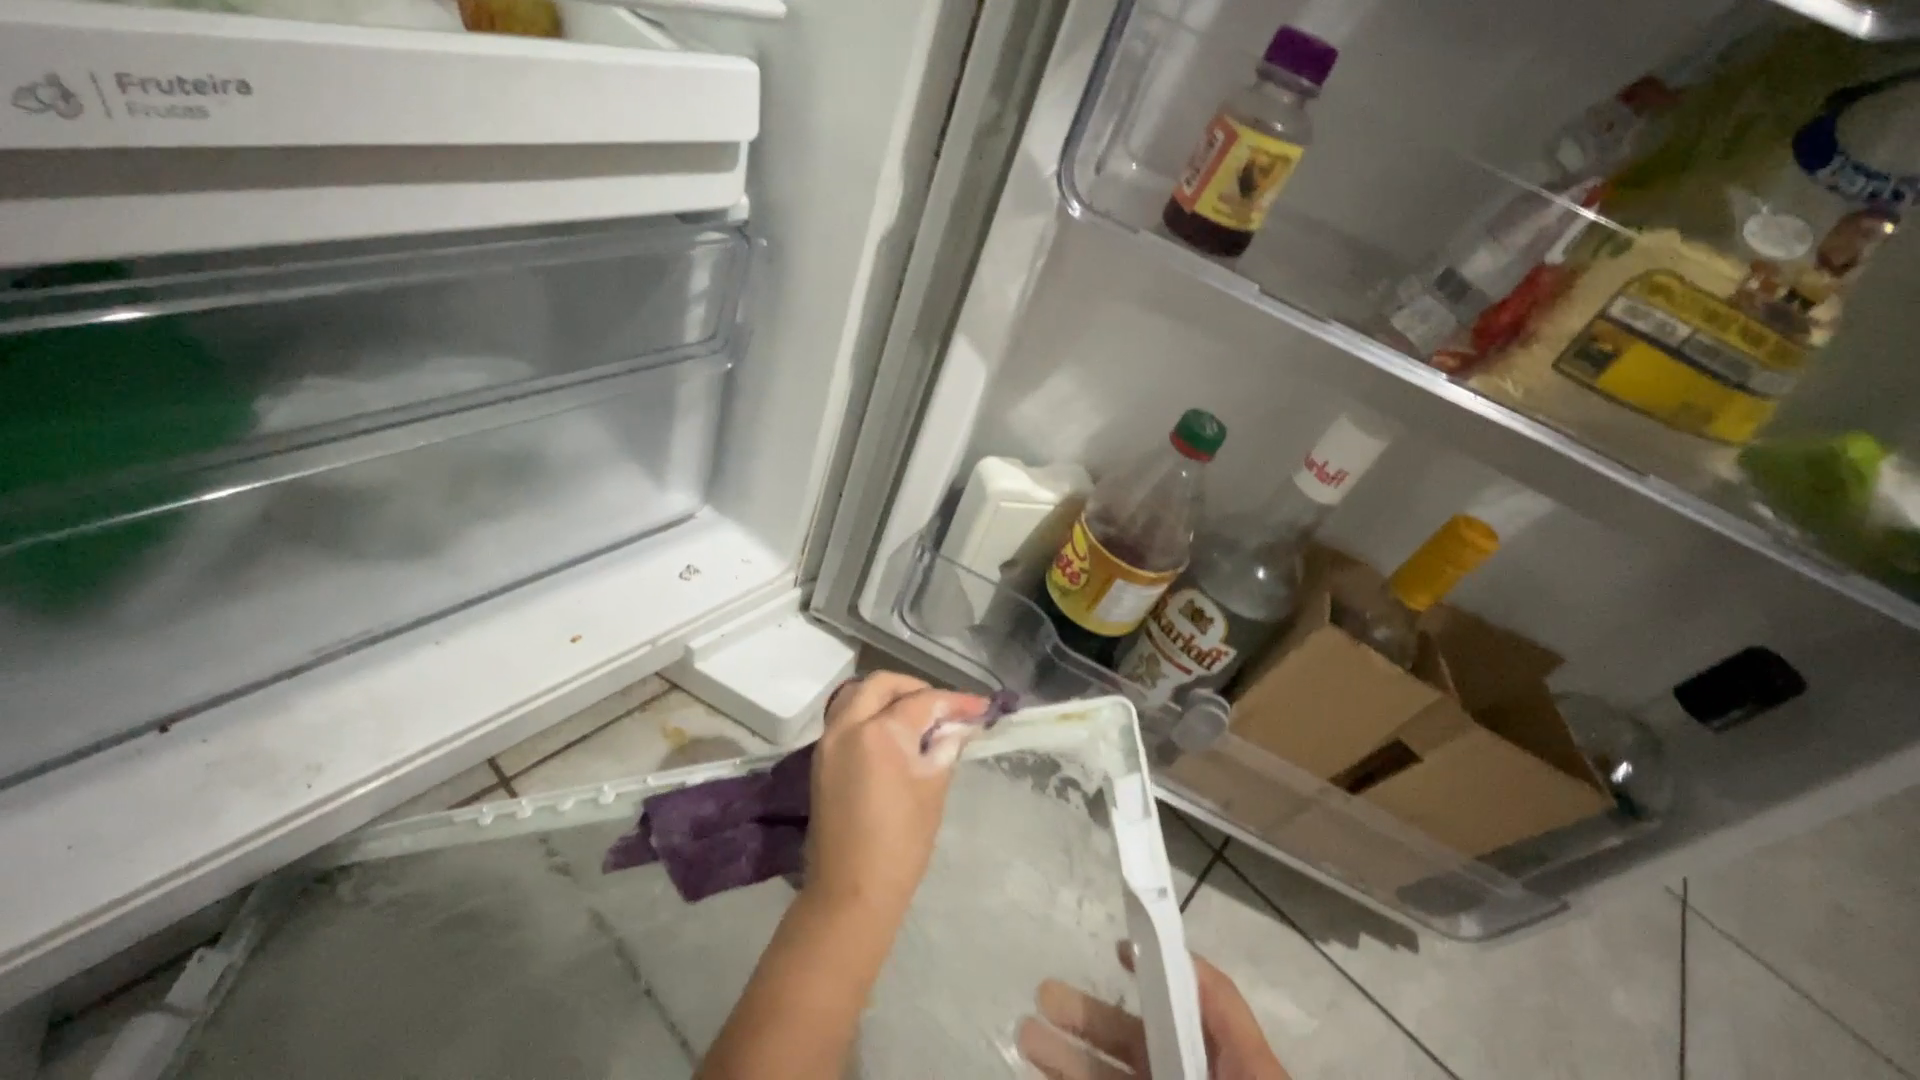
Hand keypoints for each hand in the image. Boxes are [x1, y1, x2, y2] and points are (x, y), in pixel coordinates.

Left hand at [803, 672, 989, 921]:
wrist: (851, 890)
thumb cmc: (901, 842)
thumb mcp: (933, 790)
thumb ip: (944, 748)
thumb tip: (957, 727)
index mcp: (879, 732)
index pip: (923, 702)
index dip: (956, 702)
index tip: (982, 708)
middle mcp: (847, 726)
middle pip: (882, 685)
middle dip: (916, 689)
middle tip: (945, 709)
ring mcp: (828, 743)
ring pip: (856, 697)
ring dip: (888, 697)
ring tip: (918, 717)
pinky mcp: (821, 761)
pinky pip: (845, 719)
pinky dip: (869, 714)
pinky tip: (893, 735)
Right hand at [1017, 944, 1291, 1079]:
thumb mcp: (1251, 1073)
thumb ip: (1216, 1015)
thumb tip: (1176, 963)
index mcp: (1231, 1063)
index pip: (1205, 1002)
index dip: (1165, 968)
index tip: (1119, 949)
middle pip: (1141, 1040)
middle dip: (1090, 1017)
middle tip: (1043, 993)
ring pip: (1112, 1078)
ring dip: (1069, 1058)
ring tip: (1026, 1036)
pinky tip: (1041, 1079)